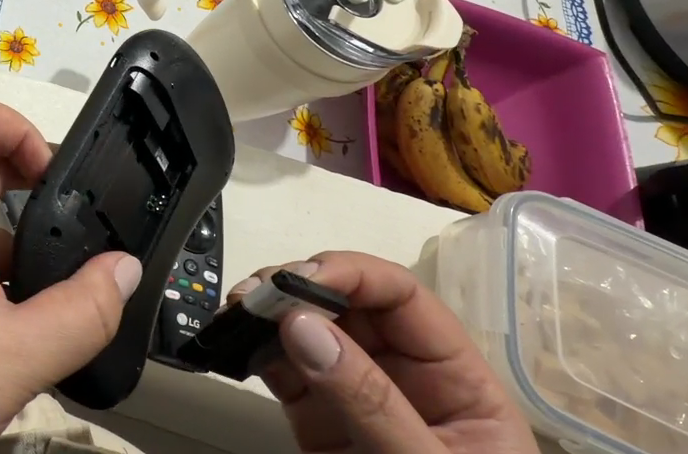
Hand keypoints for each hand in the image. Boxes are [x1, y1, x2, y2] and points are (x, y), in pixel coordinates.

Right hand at [230, 252, 536, 453]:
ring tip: (236, 310)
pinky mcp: (316, 416)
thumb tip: (302, 324)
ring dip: (268, 309)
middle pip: (347, 303)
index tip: (301, 276)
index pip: (402, 297)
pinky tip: (232, 340)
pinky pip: (281, 365)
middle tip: (255, 294)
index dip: (353, 272)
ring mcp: (355, 393)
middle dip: (297, 286)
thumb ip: (371, 402)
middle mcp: (403, 374)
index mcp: (455, 380)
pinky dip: (251, 346)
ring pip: (307, 326)